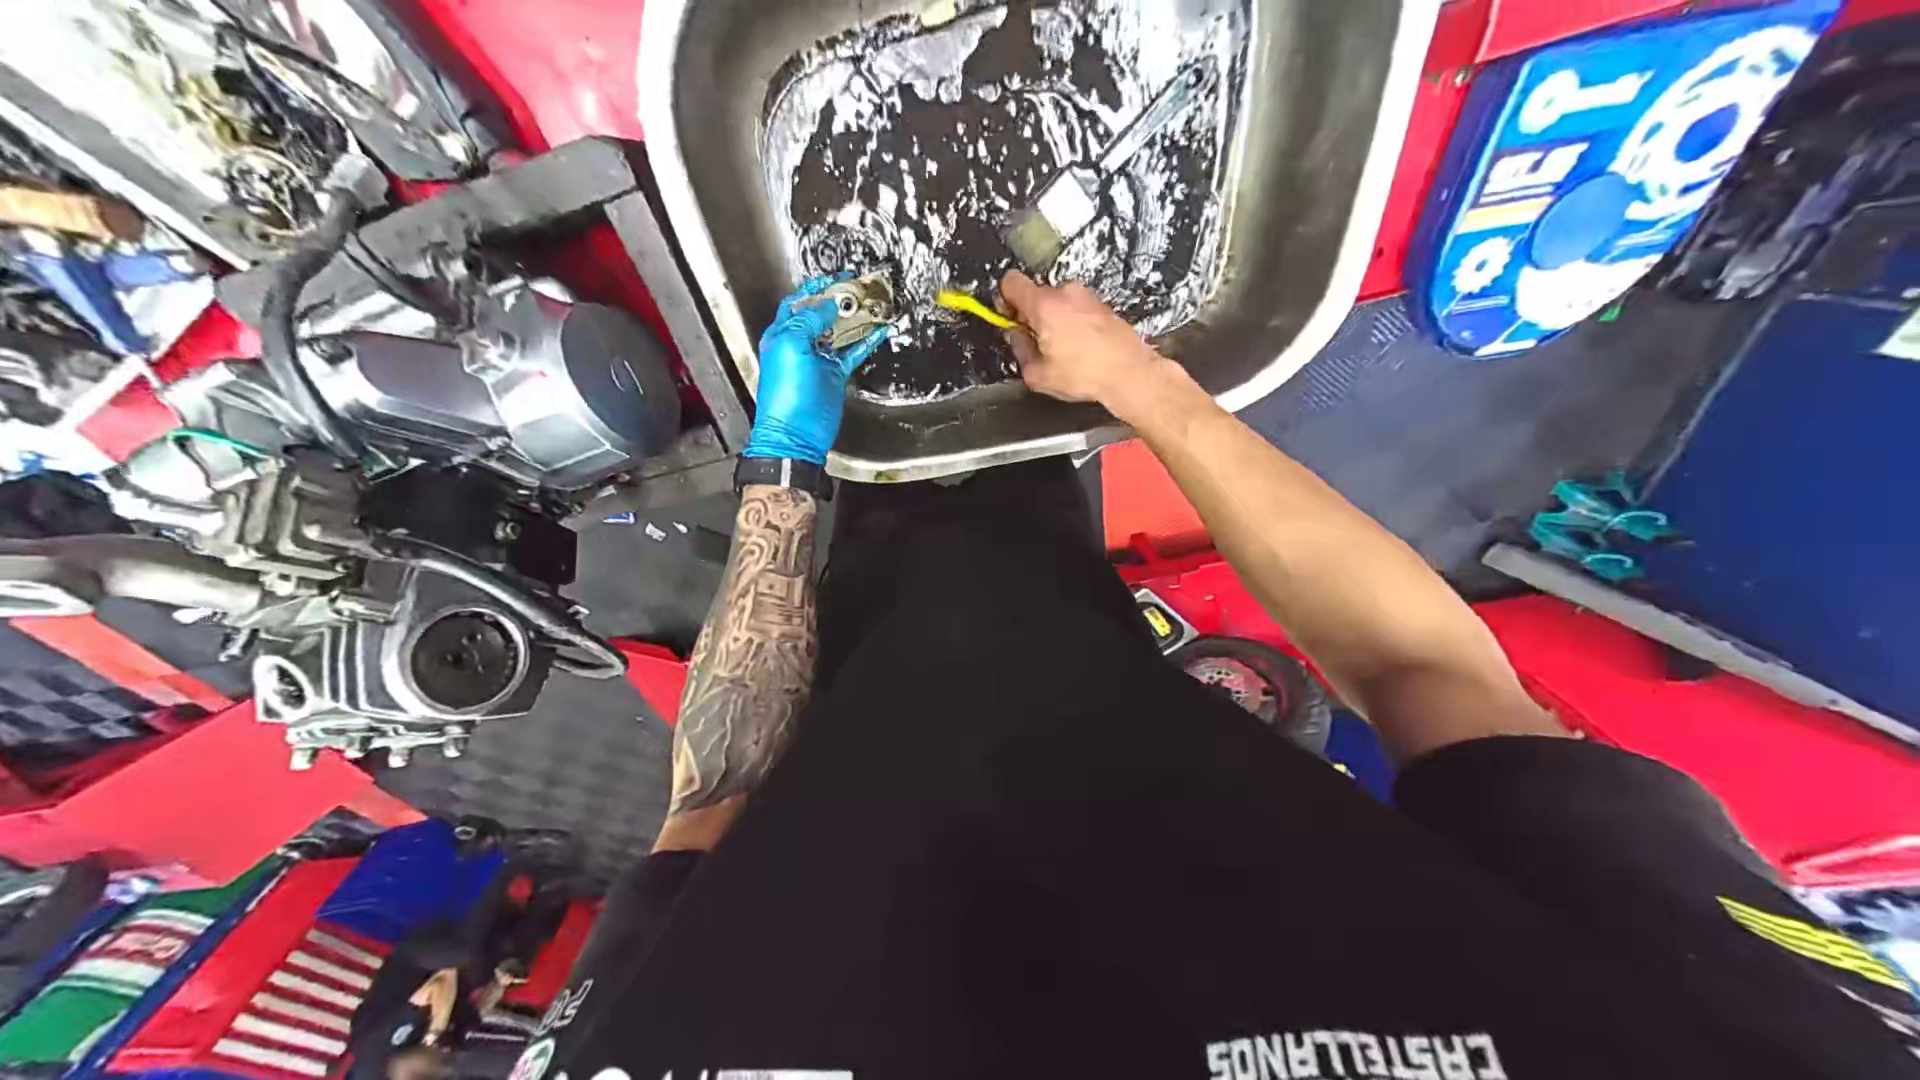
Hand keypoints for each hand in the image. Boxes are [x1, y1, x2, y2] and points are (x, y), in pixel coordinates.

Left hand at [746, 274, 891, 464]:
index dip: (817, 288)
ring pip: (841, 331)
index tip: (836, 278)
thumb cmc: (786, 393)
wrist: (796, 433)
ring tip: (873, 304)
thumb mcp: (792, 346)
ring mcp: (820, 359)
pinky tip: (879, 330)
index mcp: (783, 333)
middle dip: (841, 300)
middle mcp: (801, 344)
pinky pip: (853, 352)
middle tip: (860, 289)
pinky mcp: (835, 374)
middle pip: (823, 314)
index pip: (800, 302)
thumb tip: (828, 304)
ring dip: (857, 318)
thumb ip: (809, 320)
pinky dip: (866, 341)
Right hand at [998, 270, 1170, 416]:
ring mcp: (1086, 297)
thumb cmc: (1087, 374)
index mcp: (1044, 306)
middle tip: (1037, 344)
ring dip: (1054, 321)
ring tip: (1062, 351)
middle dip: (1032, 317)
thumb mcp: (1037, 375)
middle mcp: (1065, 293)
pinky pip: (1077, 309)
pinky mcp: (1102, 305)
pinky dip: (1073, 324)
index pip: (1011, 282)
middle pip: (1036, 295)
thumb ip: (1020, 351)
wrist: (1128, 373)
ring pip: (1058, 303)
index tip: (1008, 317)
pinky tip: (1079, 349)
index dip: (1004, 300)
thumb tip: (1017, 339)